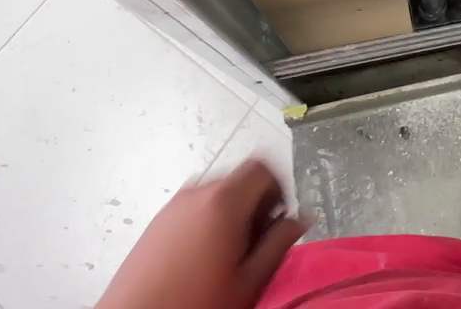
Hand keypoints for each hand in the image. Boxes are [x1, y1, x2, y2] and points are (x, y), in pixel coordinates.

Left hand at [96, 158, 306, 308]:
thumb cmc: (196, 303)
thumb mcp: (248, 281)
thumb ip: (278, 244)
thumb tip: (301, 219)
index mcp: (224, 200)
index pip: (262, 165)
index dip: (279, 184)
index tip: (282, 213)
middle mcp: (199, 191)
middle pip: (240, 176)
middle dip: (257, 200)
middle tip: (260, 238)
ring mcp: (175, 203)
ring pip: (218, 191)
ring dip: (233, 210)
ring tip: (233, 252)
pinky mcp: (159, 219)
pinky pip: (196, 204)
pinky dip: (210, 218)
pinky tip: (206, 256)